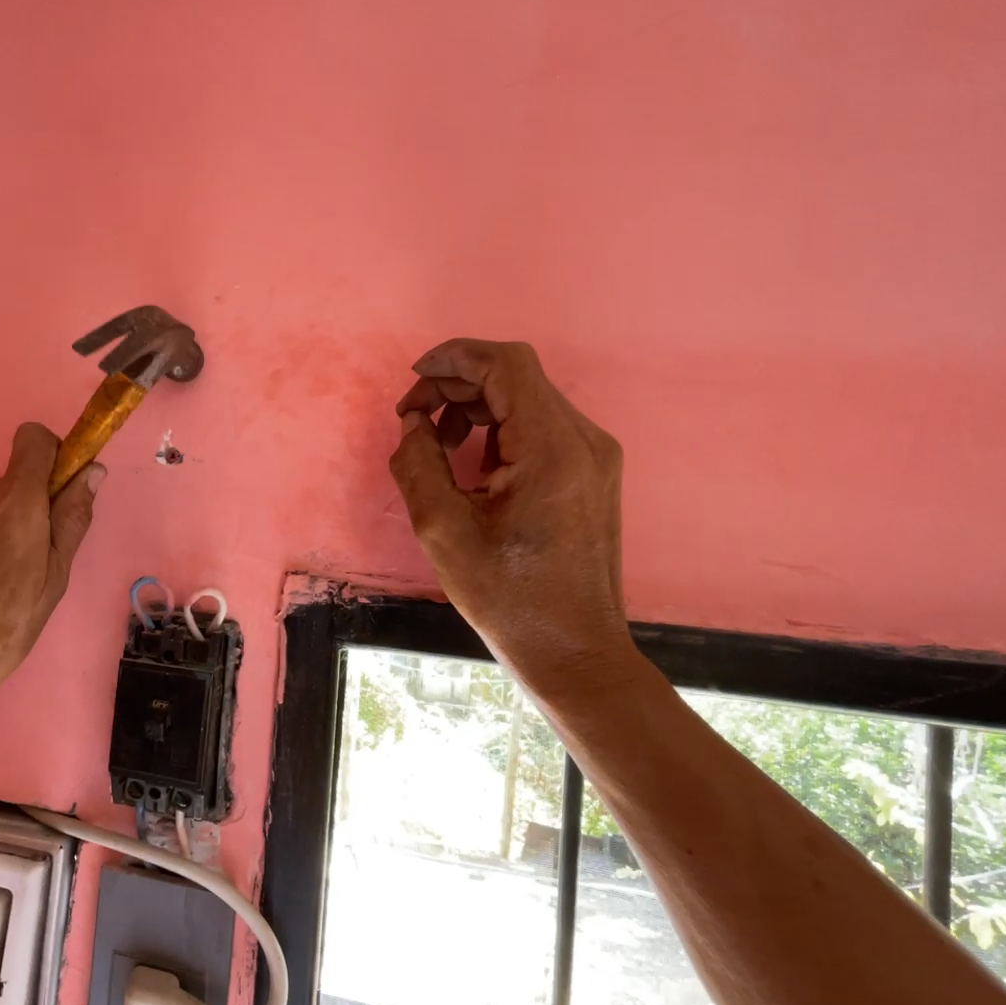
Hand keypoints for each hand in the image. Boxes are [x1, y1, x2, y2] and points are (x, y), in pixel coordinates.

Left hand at [0, 423, 102, 711]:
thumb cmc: (2, 631)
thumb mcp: (53, 581)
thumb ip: (72, 519)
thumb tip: (91, 471)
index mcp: (14, 502)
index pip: (33, 438)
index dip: (51, 455)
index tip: (56, 493)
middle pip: (8, 484)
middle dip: (21, 513)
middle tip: (22, 568)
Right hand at [389, 339, 630, 676]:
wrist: (573, 647)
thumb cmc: (505, 594)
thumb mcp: (441, 529)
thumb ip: (418, 463)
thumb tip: (414, 423)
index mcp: (551, 448)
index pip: (507, 365)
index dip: (455, 357)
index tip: (413, 377)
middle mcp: (583, 439)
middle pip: (516, 377)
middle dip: (456, 384)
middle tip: (412, 419)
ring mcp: (593, 456)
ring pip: (527, 399)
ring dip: (474, 406)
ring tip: (435, 443)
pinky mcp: (590, 473)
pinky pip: (538, 427)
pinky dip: (496, 428)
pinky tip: (469, 462)